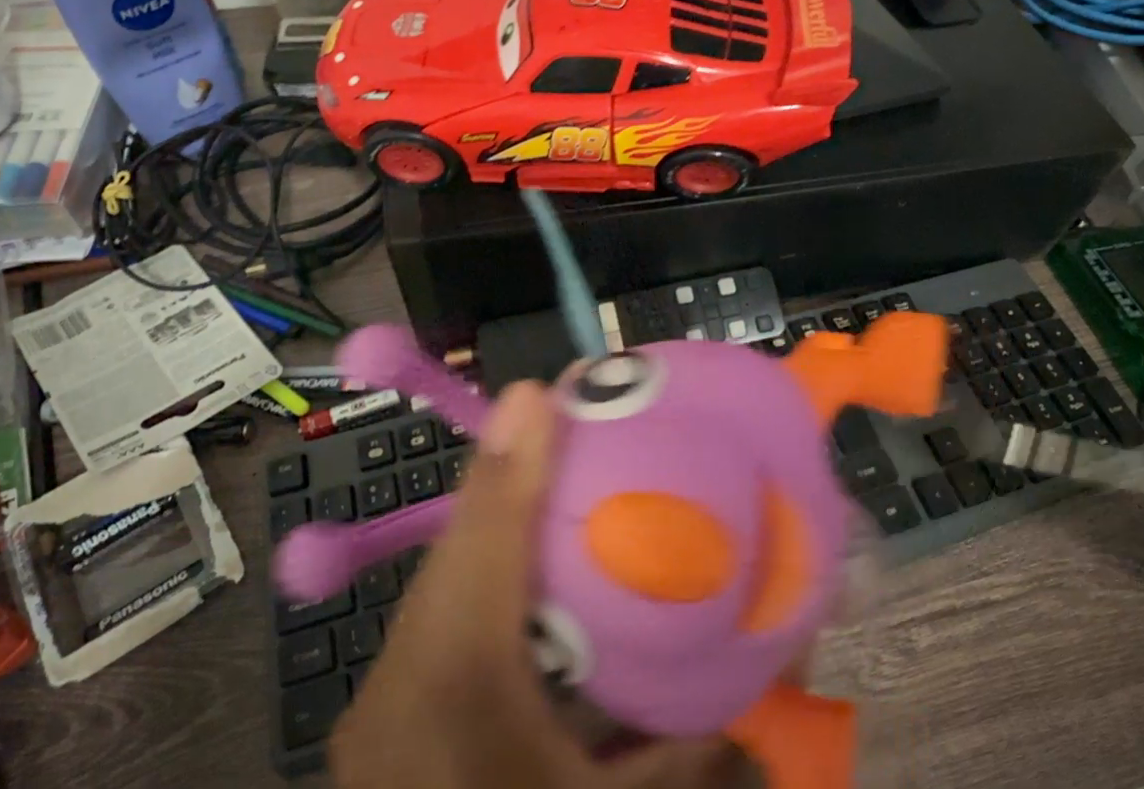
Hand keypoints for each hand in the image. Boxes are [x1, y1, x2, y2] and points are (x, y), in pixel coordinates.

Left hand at [328, 382, 743, 788]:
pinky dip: (482, 592)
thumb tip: (762, 704)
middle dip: (507, 484)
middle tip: (561, 426)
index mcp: (455, 693)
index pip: (482, 549)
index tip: (540, 391)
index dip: (514, 464)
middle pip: (456, 555)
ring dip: (495, 533)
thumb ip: (688, 758)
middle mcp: (401, 687)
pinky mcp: (382, 723)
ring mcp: (380, 707)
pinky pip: (437, 630)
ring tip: (550, 482)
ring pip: (442, 589)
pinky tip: (527, 583)